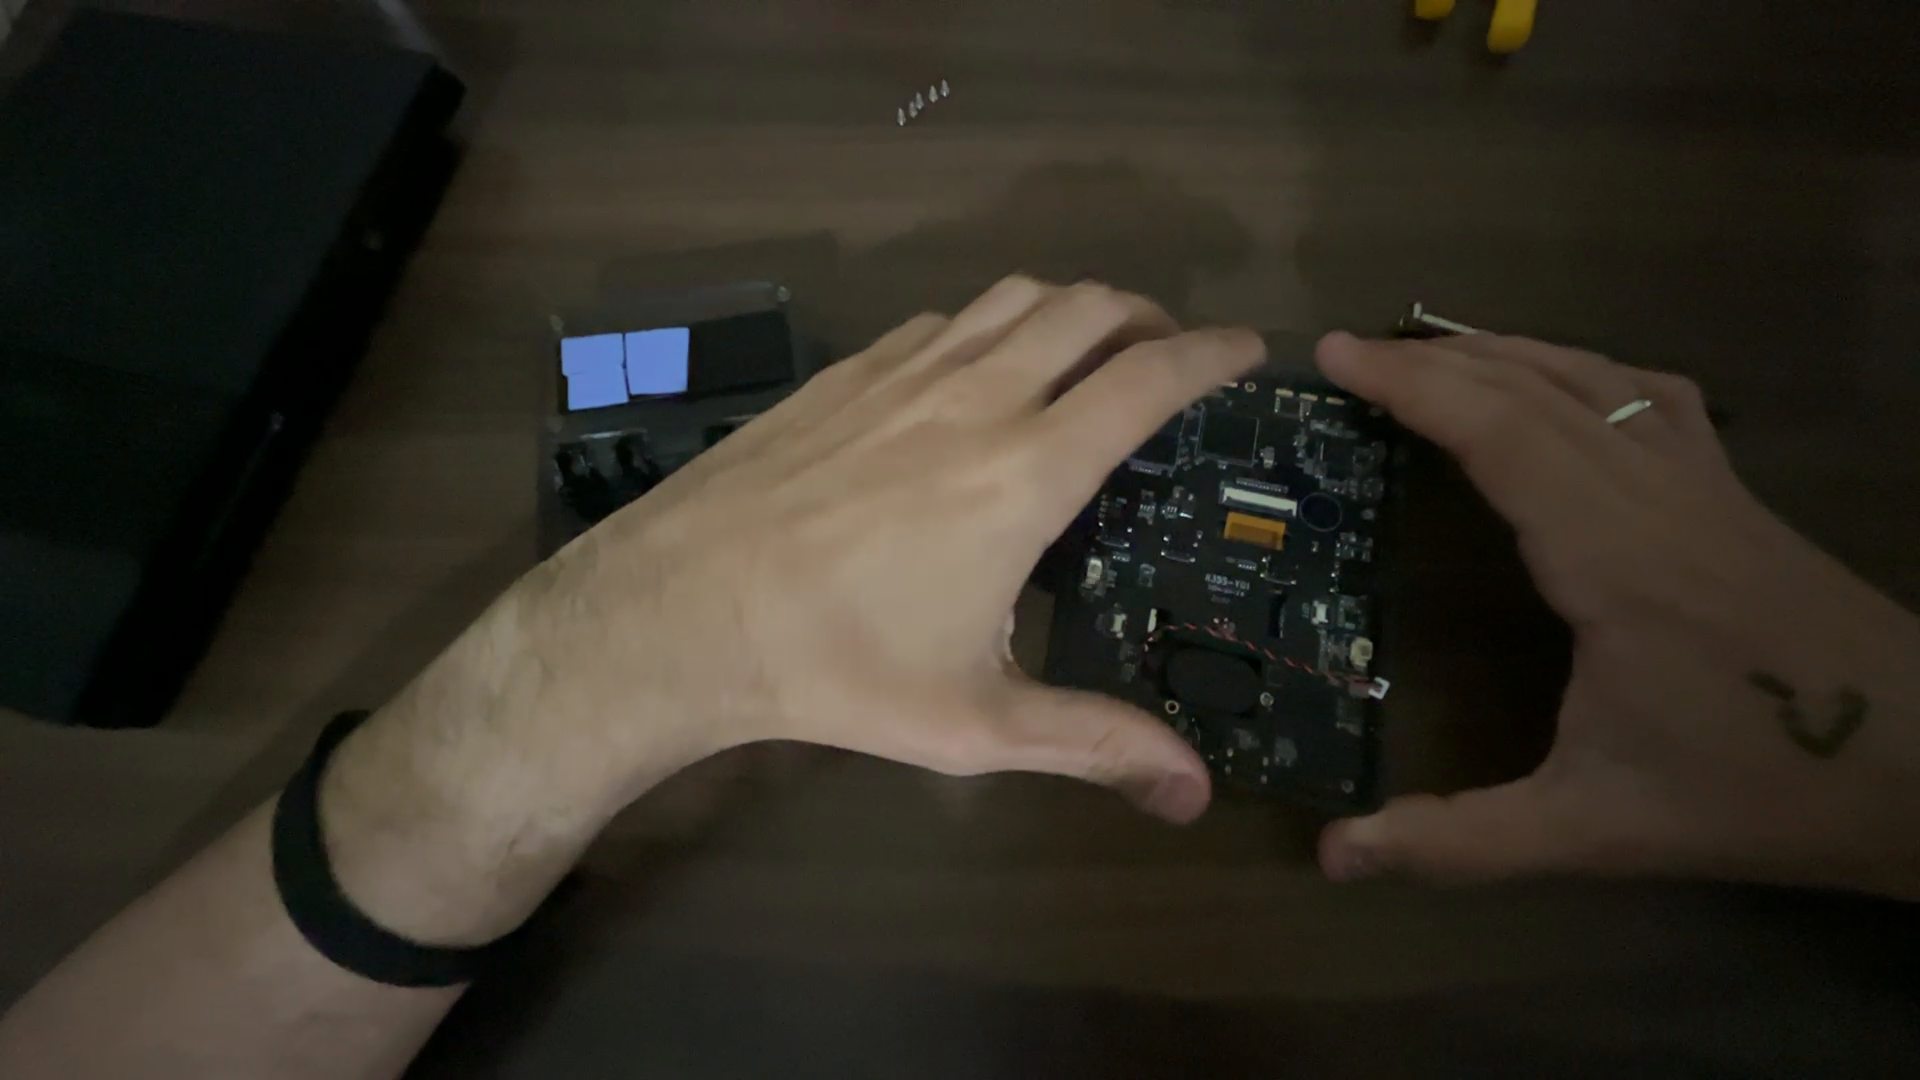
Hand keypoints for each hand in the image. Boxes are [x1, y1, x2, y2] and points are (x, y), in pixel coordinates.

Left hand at [493, 277, 1263, 826]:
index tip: (1247, 348)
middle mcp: (975, 398)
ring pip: (1013, 298)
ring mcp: (902, 373)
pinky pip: (942, 320)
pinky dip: (989, 325)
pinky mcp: (846, 373)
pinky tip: (978, 368)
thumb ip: (1092, 742)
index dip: (1209, 354)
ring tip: (1087, 347)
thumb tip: (1193, 795)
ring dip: (1070, 308)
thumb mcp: (976, 722)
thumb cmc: (836, 666)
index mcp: (1025, 472)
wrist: (682, 612)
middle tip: (1168, 350)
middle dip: (1146, 314)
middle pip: (1087, 309)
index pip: (1146, 380)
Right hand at [1312, 332, 1919, 896]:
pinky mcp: (1727, 493)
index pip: (1501, 432)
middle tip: (1349, 355)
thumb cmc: (1763, 790)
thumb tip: (1333, 856)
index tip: (1337, 359)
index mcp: (1615, 556)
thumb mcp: (1595, 830)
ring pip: (1593, 378)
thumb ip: (1459, 842)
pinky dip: (1573, 368)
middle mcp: (1658, 496)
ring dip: (1497, 352)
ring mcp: (1703, 484)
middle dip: (1430, 360)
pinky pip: (1642, 396)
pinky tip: (1544, 383)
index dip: (1412, 388)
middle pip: (1534, 387)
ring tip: (1422, 356)